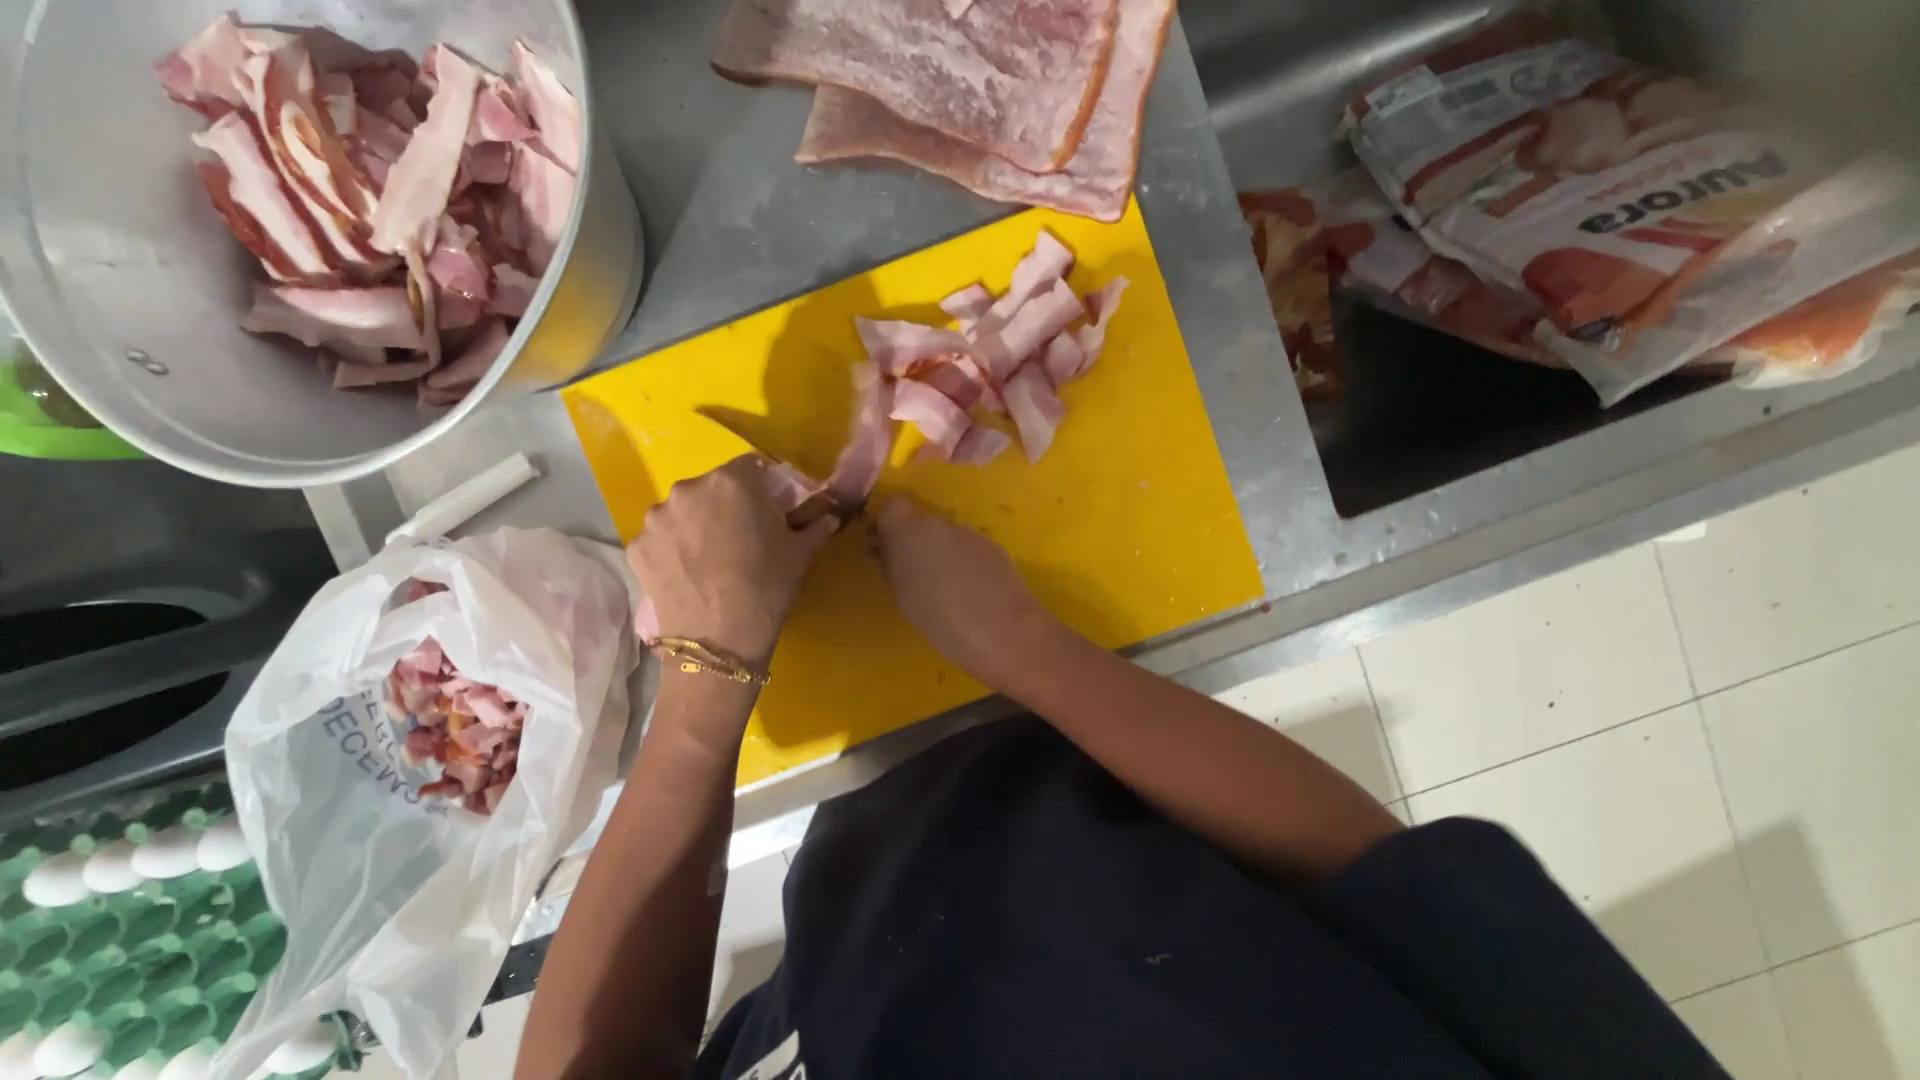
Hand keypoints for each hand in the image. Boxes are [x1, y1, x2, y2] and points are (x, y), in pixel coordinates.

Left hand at [626, 456, 836, 664]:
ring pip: (682, 512)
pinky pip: (660, 539)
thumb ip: (814, 526)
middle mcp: (689, 488)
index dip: (762, 486)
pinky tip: (687, 575)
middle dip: (725, 505)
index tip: (768, 510)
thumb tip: (828, 516)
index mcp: (732, 481)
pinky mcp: (637, 546)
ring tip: (709, 560)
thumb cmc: (768, 586)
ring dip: (694, 526)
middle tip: (739, 537)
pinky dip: (672, 550)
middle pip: (712, 487)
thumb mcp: (800, 554)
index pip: (751, 467)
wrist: (720, 639)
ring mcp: (657, 517)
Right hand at [870, 497, 1061, 689]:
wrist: (1003, 631)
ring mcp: (969, 533)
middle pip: (920, 523)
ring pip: (946, 537)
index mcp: (907, 532)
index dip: (888, 525)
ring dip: (942, 555)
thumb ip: (890, 565)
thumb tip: (883, 548)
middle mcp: (938, 524)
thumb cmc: (940, 621)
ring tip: (948, 591)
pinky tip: (973, 593)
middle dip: (915, 543)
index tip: (886, 551)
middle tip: (916, 577)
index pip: (891, 506)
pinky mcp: (993, 546)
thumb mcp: (902, 596)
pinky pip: (969, 549)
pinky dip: (966, 564)